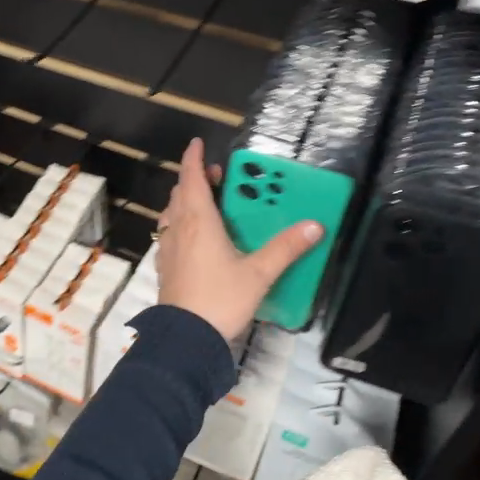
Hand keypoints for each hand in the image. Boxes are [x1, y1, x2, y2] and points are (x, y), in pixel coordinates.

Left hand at [155, 139, 320, 342]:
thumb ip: (286, 248)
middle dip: (195, 180)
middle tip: (215, 177)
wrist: (185, 336)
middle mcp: (178, 228)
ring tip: (206, 203)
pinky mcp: (165, 266)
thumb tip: (314, 225)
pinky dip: (180, 223)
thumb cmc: (220, 298)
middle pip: (181, 193)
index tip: (197, 143)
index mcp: (198, 221)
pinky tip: (194, 237)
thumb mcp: (259, 273)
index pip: (192, 179)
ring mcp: (168, 247)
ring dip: (185, 201)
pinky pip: (170, 233)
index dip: (193, 159)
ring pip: (172, 213)